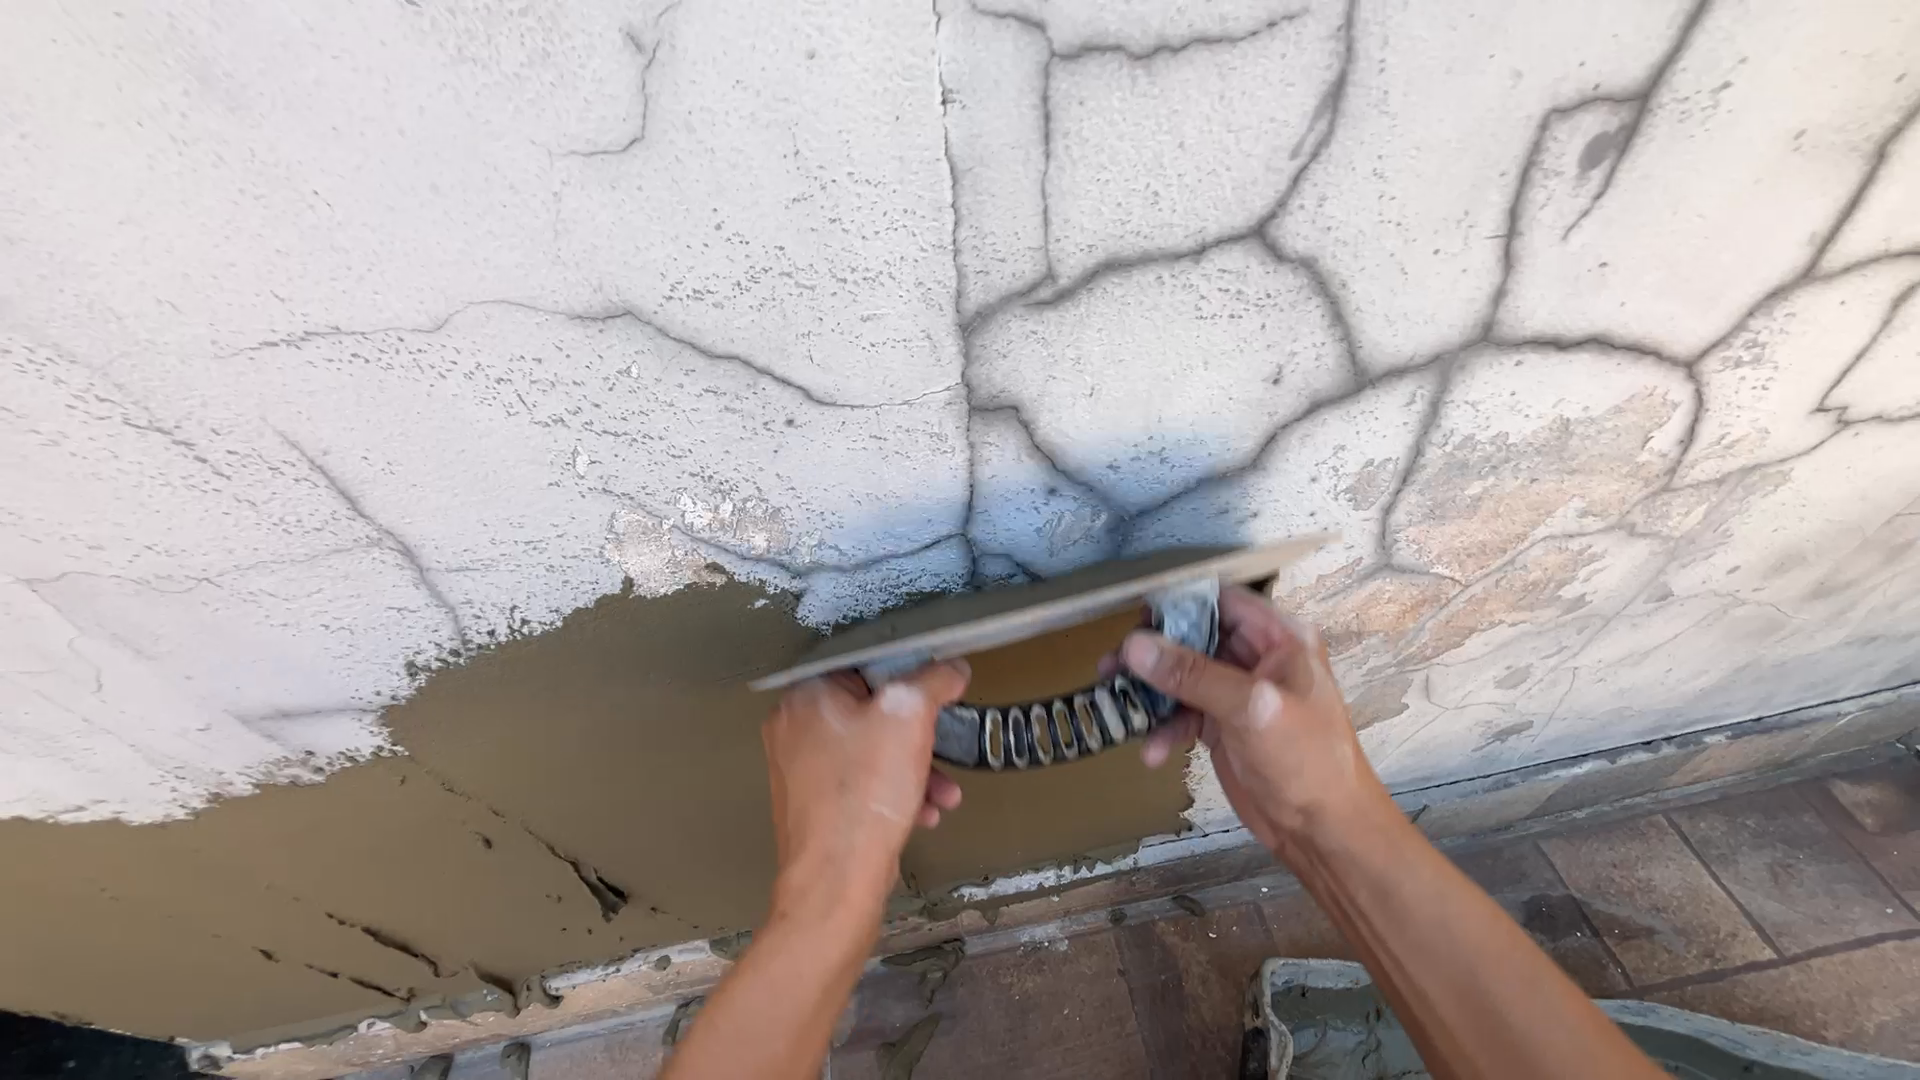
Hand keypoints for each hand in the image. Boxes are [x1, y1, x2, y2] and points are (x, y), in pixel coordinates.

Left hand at [762, 662, 970, 905]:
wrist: (835, 882)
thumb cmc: (866, 791)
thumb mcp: (910, 718)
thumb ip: (933, 681)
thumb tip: (953, 667)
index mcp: (806, 695)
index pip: (863, 664)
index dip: (905, 675)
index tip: (934, 692)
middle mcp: (793, 727)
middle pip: (869, 711)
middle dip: (917, 733)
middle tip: (942, 745)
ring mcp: (798, 770)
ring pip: (869, 751)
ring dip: (913, 767)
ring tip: (945, 792)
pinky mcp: (811, 805)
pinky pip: (859, 784)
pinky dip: (893, 792)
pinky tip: (925, 813)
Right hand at [1112, 586, 1389, 858]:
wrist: (1325, 833)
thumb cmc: (1306, 762)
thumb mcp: (1250, 709)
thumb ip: (1191, 674)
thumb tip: (1134, 645)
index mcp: (1278, 638)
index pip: (1221, 600)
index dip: (1178, 604)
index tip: (1136, 619)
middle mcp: (1256, 658)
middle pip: (1192, 636)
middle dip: (1151, 651)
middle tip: (1112, 664)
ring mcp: (1236, 692)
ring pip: (1180, 675)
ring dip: (1148, 690)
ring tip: (1115, 700)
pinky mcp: (1221, 725)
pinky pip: (1181, 713)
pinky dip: (1163, 728)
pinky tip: (1151, 751)